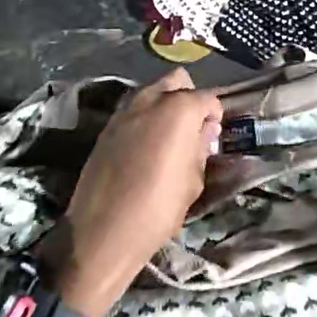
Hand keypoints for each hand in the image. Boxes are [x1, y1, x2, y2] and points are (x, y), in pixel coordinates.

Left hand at [54, 69, 221, 316]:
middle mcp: (150, 101)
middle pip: (177, 81)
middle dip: (189, 98)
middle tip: (191, 128)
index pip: (208, 98)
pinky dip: (144, 120)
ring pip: (152, 92)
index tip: (213, 137)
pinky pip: (133, 111)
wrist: (101, 235)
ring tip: (168, 138)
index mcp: (179, 110)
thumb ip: (201, 147)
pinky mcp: (105, 129)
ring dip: (164, 106)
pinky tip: (145, 149)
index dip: (215, 116)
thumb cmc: (158, 209)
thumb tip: (205, 130)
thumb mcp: (193, 181)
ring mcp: (124, 113)